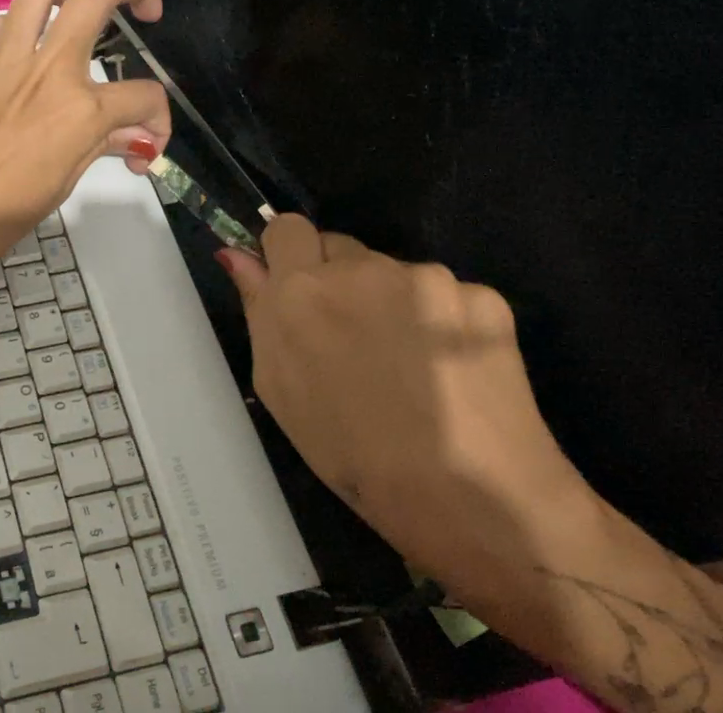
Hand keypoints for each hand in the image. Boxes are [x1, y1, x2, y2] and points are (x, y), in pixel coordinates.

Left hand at [0, 0, 171, 302]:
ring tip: (79, 8)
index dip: (158, 120)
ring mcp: (3, 62)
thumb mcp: (60, 187)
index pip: (142, 96)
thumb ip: (97, 146)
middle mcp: (46, 71)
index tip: (147, 142)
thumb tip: (129, 135)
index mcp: (78, 111)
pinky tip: (22, 51)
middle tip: (147, 4)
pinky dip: (18, 26)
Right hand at [217, 215, 591, 572]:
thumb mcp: (277, 386)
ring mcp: (427, 278)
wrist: (466, 493)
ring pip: (394, 273)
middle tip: (352, 340)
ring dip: (392, 302)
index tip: (297, 289)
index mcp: (300, 289)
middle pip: (341, 248)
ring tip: (408, 366)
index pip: (287, 228)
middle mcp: (361, 268)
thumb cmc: (348, 451)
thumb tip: (239, 257)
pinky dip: (443, 322)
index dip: (289, 256)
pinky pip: (448, 296)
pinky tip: (450, 372)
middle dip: (339, 281)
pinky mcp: (483, 296)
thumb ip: (258, 310)